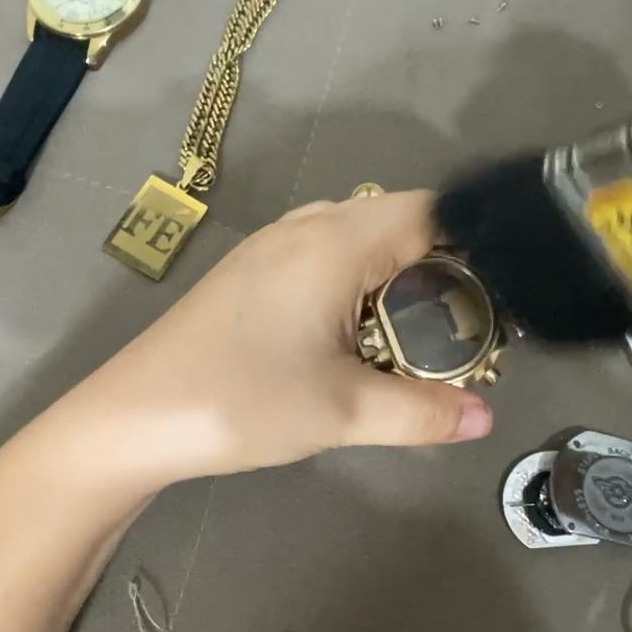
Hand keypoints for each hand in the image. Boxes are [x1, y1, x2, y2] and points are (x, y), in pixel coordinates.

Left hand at [61, 190, 492, 488]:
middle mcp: (303, 227)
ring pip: (352, 239)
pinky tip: (348, 336)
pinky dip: (350, 285)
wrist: (135, 417)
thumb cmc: (242, 401)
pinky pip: (318, 258)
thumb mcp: (342, 411)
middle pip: (393, 220)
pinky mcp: (245, 276)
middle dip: (436, 265)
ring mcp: (267, 248)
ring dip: (388, 277)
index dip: (473, 245)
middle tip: (460, 324)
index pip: (429, 211)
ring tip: (409, 334)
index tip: (496, 296)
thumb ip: (421, 413)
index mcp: (335, 241)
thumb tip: (485, 420)